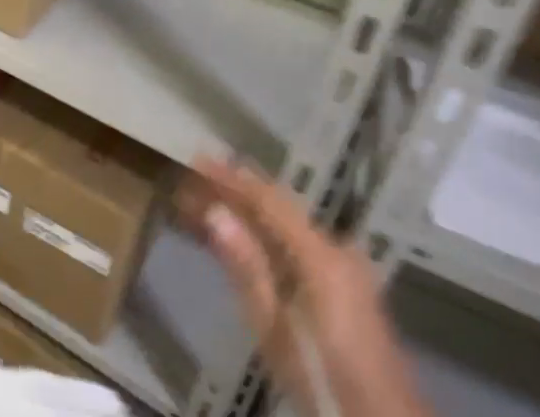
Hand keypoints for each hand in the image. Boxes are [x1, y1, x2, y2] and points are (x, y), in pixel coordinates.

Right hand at [176, 158, 431, 416]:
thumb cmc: (323, 380)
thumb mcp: (275, 329)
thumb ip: (247, 267)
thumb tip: (216, 212)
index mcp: (322, 257)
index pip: (269, 201)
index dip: (231, 177)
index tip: (196, 158)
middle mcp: (337, 251)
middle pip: (280, 208)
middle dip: (236, 191)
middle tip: (193, 180)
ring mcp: (346, 269)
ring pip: (288, 225)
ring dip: (248, 212)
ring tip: (208, 203)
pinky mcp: (346, 287)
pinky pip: (299, 245)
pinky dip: (266, 235)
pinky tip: (242, 237)